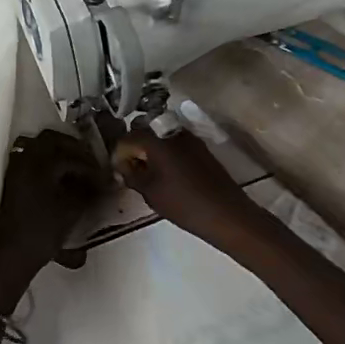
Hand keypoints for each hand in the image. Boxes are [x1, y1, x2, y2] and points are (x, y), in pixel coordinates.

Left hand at [0, 130, 105, 311]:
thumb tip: (107, 182)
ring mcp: (15, 168)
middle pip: (52, 140)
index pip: (72, 155)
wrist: (10, 256)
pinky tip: (59, 179)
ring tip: (76, 169)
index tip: (105, 177)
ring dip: (58, 153)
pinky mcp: (11, 180)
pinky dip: (46, 162)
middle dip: (74, 149)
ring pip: (38, 148)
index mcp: (40, 163)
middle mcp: (25, 159)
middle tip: (90, 164)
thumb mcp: (72, 211)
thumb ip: (91, 192)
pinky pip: (30, 159)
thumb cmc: (42, 232)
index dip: (92, 166)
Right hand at [111, 125, 255, 239]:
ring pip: (162, 136)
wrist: (225, 212)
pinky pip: (176, 144)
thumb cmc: (183, 203)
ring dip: (151, 150)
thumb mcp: (150, 192)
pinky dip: (167, 153)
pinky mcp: (201, 148)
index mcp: (157, 139)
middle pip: (145, 131)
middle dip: (135, 147)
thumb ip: (131, 174)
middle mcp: (173, 132)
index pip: (128, 138)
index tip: (119, 170)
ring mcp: (190, 138)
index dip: (119, 153)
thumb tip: (123, 165)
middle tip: (131, 168)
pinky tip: (167, 173)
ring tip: (148, 172)